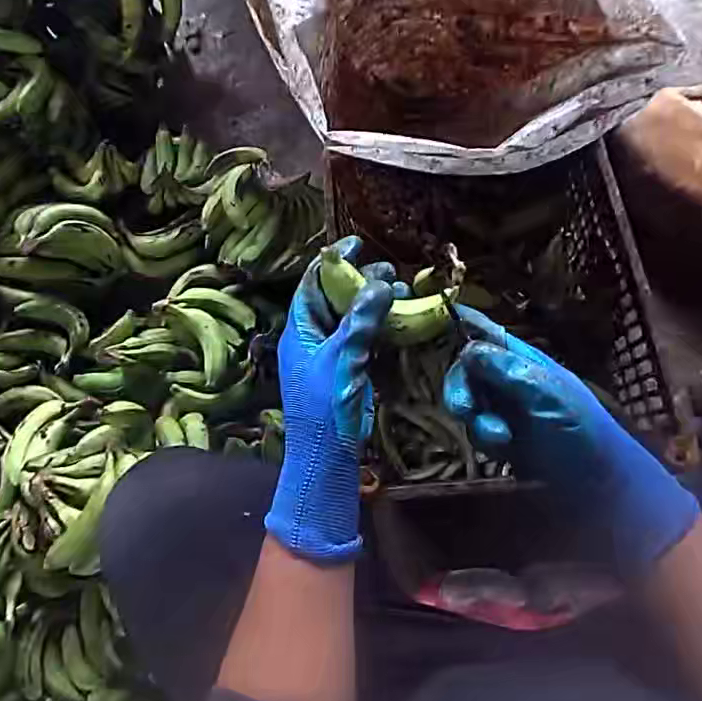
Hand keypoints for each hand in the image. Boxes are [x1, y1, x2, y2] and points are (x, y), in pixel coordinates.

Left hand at [267, 236, 393, 561]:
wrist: (326, 458)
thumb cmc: (325, 407)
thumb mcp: (342, 360)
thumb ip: (360, 321)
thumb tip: (380, 283)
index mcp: (300, 330)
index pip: (314, 284)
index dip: (334, 261)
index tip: (357, 243)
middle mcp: (313, 338)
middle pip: (336, 298)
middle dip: (361, 281)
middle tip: (389, 270)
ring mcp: (330, 355)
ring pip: (352, 318)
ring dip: (374, 303)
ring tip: (401, 291)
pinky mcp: (347, 370)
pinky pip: (363, 339)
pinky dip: (380, 326)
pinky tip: (399, 319)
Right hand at [442, 307, 697, 570]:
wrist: (602, 491)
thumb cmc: (580, 433)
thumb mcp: (545, 395)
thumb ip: (506, 369)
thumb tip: (467, 348)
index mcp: (526, 359)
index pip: (488, 331)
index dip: (462, 324)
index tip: (432, 320)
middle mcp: (513, 378)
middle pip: (468, 368)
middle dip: (461, 386)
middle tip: (464, 409)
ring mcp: (509, 409)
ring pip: (469, 400)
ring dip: (477, 418)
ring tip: (501, 438)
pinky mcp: (506, 438)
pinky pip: (478, 428)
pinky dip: (484, 437)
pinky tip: (504, 449)